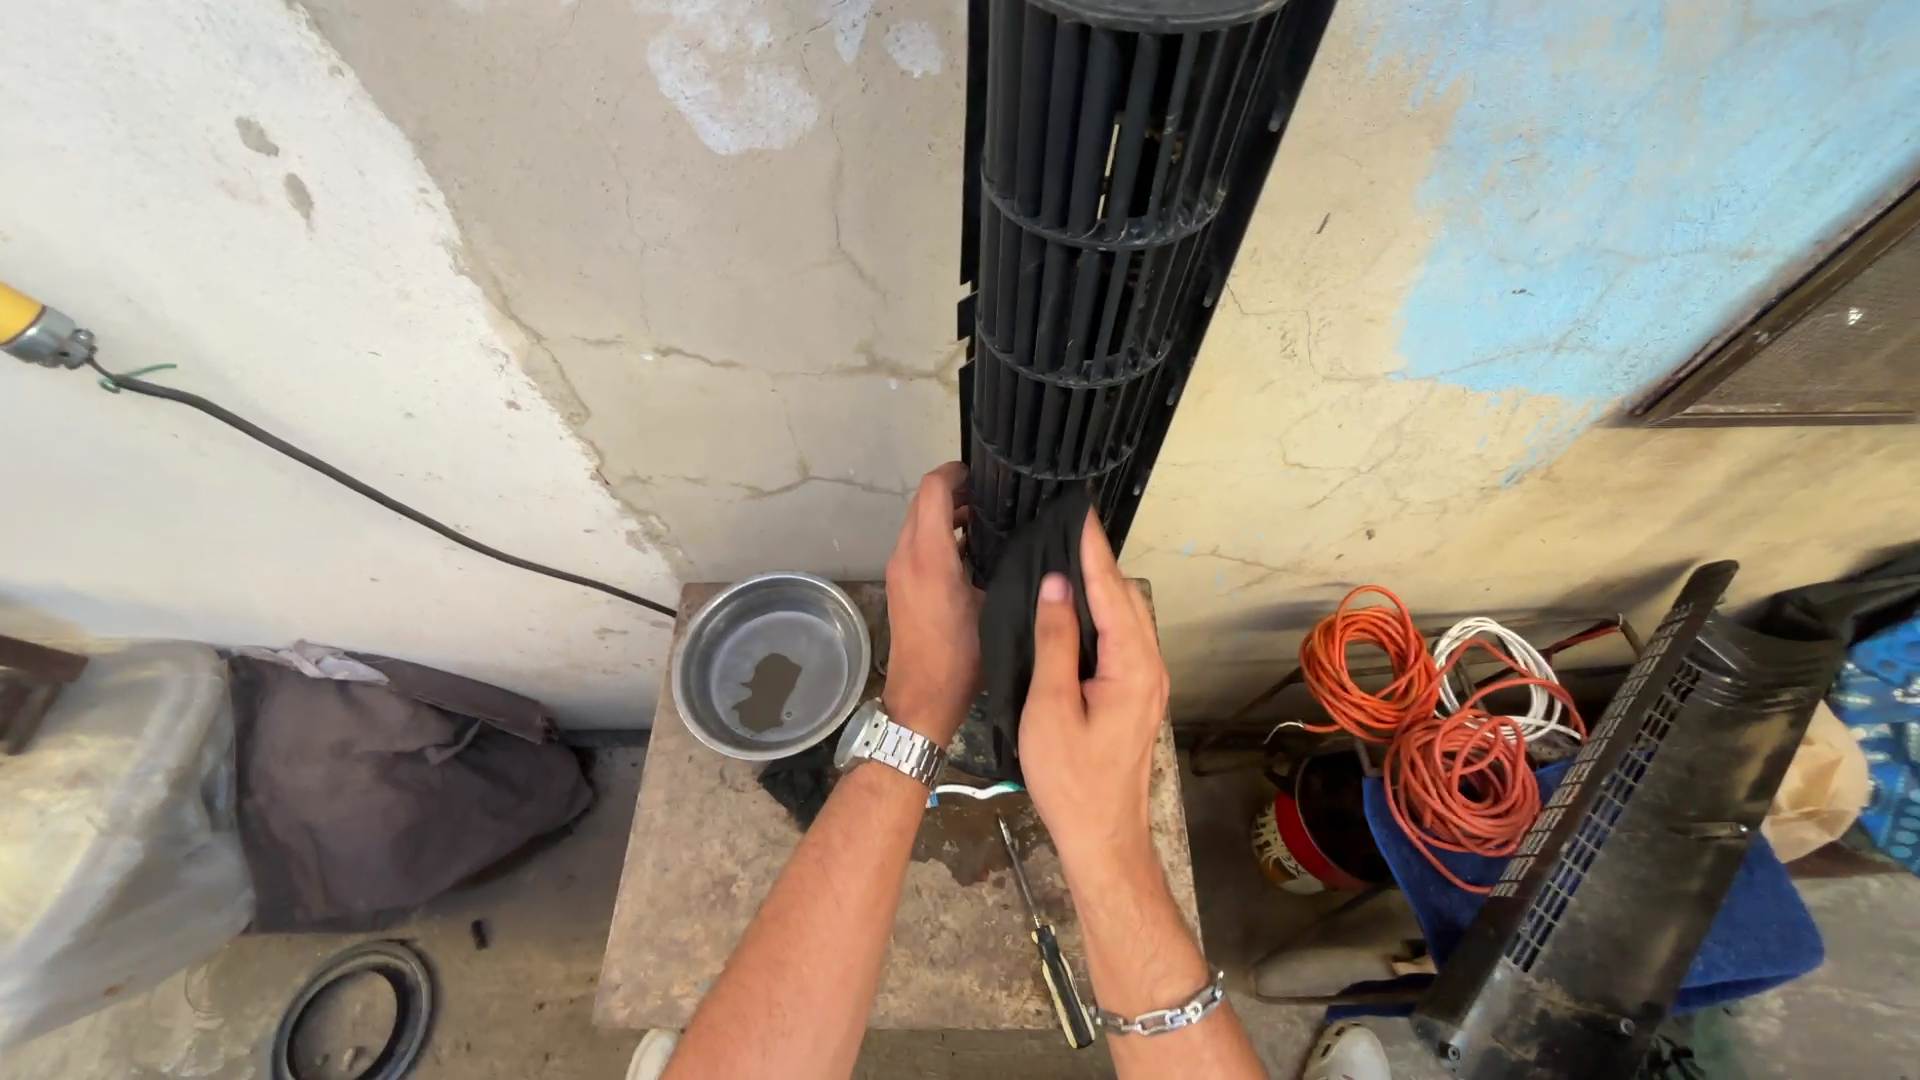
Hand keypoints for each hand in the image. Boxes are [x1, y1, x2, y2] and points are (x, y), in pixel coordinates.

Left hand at [881, 462, 982, 744]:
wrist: (922, 699)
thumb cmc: (961, 658)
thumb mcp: (994, 609)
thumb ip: (1005, 569)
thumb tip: (1027, 545)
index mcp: (929, 556)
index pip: (933, 489)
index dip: (958, 472)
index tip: (987, 476)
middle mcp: (906, 555)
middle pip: (924, 501)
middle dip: (956, 491)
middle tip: (995, 497)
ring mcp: (898, 570)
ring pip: (918, 522)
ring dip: (947, 514)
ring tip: (988, 521)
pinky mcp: (899, 584)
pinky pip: (916, 543)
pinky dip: (939, 535)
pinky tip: (971, 549)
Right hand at [1018, 511, 1170, 879]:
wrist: (1102, 837)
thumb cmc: (1070, 779)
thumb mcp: (1050, 708)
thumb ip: (1055, 642)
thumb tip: (1056, 587)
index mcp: (1132, 666)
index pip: (1112, 592)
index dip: (1093, 551)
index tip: (1081, 514)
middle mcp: (1149, 667)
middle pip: (1127, 600)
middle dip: (1100, 563)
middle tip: (1068, 531)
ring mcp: (1147, 683)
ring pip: (1127, 619)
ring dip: (1102, 588)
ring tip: (1069, 559)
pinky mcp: (1136, 696)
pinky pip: (1122, 639)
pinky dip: (1102, 615)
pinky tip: (1077, 611)